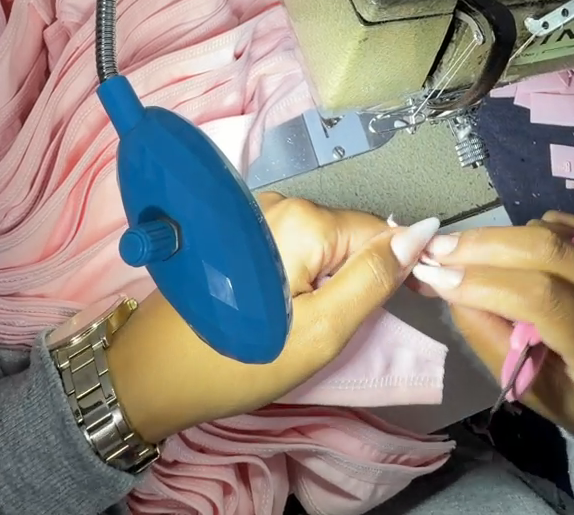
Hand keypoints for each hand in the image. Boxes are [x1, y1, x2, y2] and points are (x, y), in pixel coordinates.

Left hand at [105, 195, 438, 441]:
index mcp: (305, 219)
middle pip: (348, 235)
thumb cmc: (240, 359)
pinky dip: (302, 273)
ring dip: (328, 277)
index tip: (389, 312)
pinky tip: (282, 306)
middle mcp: (280, 202)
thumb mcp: (321, 331)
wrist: (153, 372)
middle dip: (354, 276)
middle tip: (333, 326)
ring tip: (304, 320)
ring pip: (322, 241)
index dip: (395, 271)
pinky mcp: (240, 230)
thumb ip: (373, 280)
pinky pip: (294, 244)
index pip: (379, 233)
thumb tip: (420, 232)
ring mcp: (256, 213)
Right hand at [412, 213, 573, 447]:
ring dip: (503, 240)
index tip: (436, 275)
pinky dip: (530, 234)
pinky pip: (565, 224)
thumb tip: (448, 284)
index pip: (544, 300)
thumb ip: (489, 339)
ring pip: (552, 232)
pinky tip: (523, 259)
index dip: (485, 282)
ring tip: (479, 260)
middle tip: (438, 247)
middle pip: (549, 252)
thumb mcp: (533, 392)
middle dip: (484, 245)